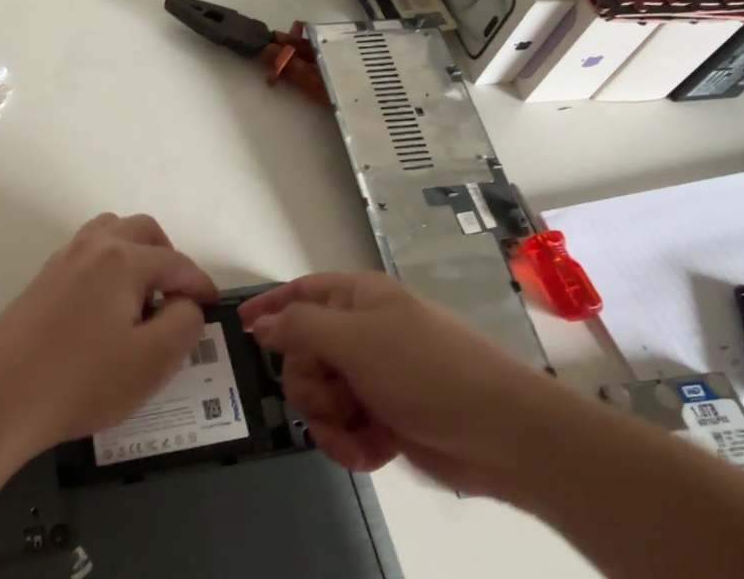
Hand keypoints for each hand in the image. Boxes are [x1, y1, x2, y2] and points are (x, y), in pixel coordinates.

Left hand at [0, 213, 218, 456]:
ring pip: (108, 234)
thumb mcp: (153, 361)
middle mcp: (92, 249)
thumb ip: (184, 324)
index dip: (200, 285)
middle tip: (176, 297)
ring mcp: (61, 263)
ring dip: (134, 254)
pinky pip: (84, 256)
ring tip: (141, 298)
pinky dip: (106, 267)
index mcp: (123, 260)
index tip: (213, 307)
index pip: (176, 262)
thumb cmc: (82, 381)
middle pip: (141, 230)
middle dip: (168, 257)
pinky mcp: (40, 283)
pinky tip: (104, 311)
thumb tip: (185, 304)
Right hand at [238, 272, 564, 498]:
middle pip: (303, 354)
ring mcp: (376, 379)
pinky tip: (371, 451)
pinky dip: (351, 444)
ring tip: (356, 427)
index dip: (270, 306)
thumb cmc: (427, 371)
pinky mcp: (387, 420)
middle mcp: (365, 334)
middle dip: (308, 382)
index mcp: (360, 300)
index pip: (302, 292)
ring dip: (329, 419)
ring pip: (321, 398)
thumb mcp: (356, 339)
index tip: (239, 328)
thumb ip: (299, 327)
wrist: (503, 435)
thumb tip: (261, 322)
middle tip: (329, 395)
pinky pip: (344, 430)